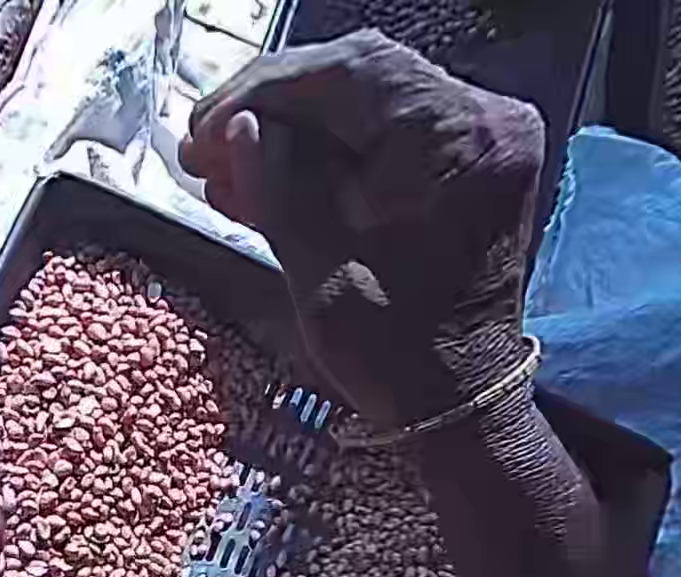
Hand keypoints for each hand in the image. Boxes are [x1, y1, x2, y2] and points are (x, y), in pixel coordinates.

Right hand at [179, 30, 544, 428]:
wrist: (453, 401)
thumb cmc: (395, 356)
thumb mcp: (326, 282)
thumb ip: (283, 195)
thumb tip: (237, 130)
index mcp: (461, 143)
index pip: (353, 71)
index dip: (265, 91)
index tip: (204, 127)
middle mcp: (480, 123)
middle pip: (356, 80)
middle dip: (268, 110)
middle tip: (201, 144)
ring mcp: (469, 145)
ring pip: (357, 110)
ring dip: (283, 136)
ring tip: (219, 168)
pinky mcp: (448, 172)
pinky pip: (371, 145)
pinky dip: (314, 161)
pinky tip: (259, 180)